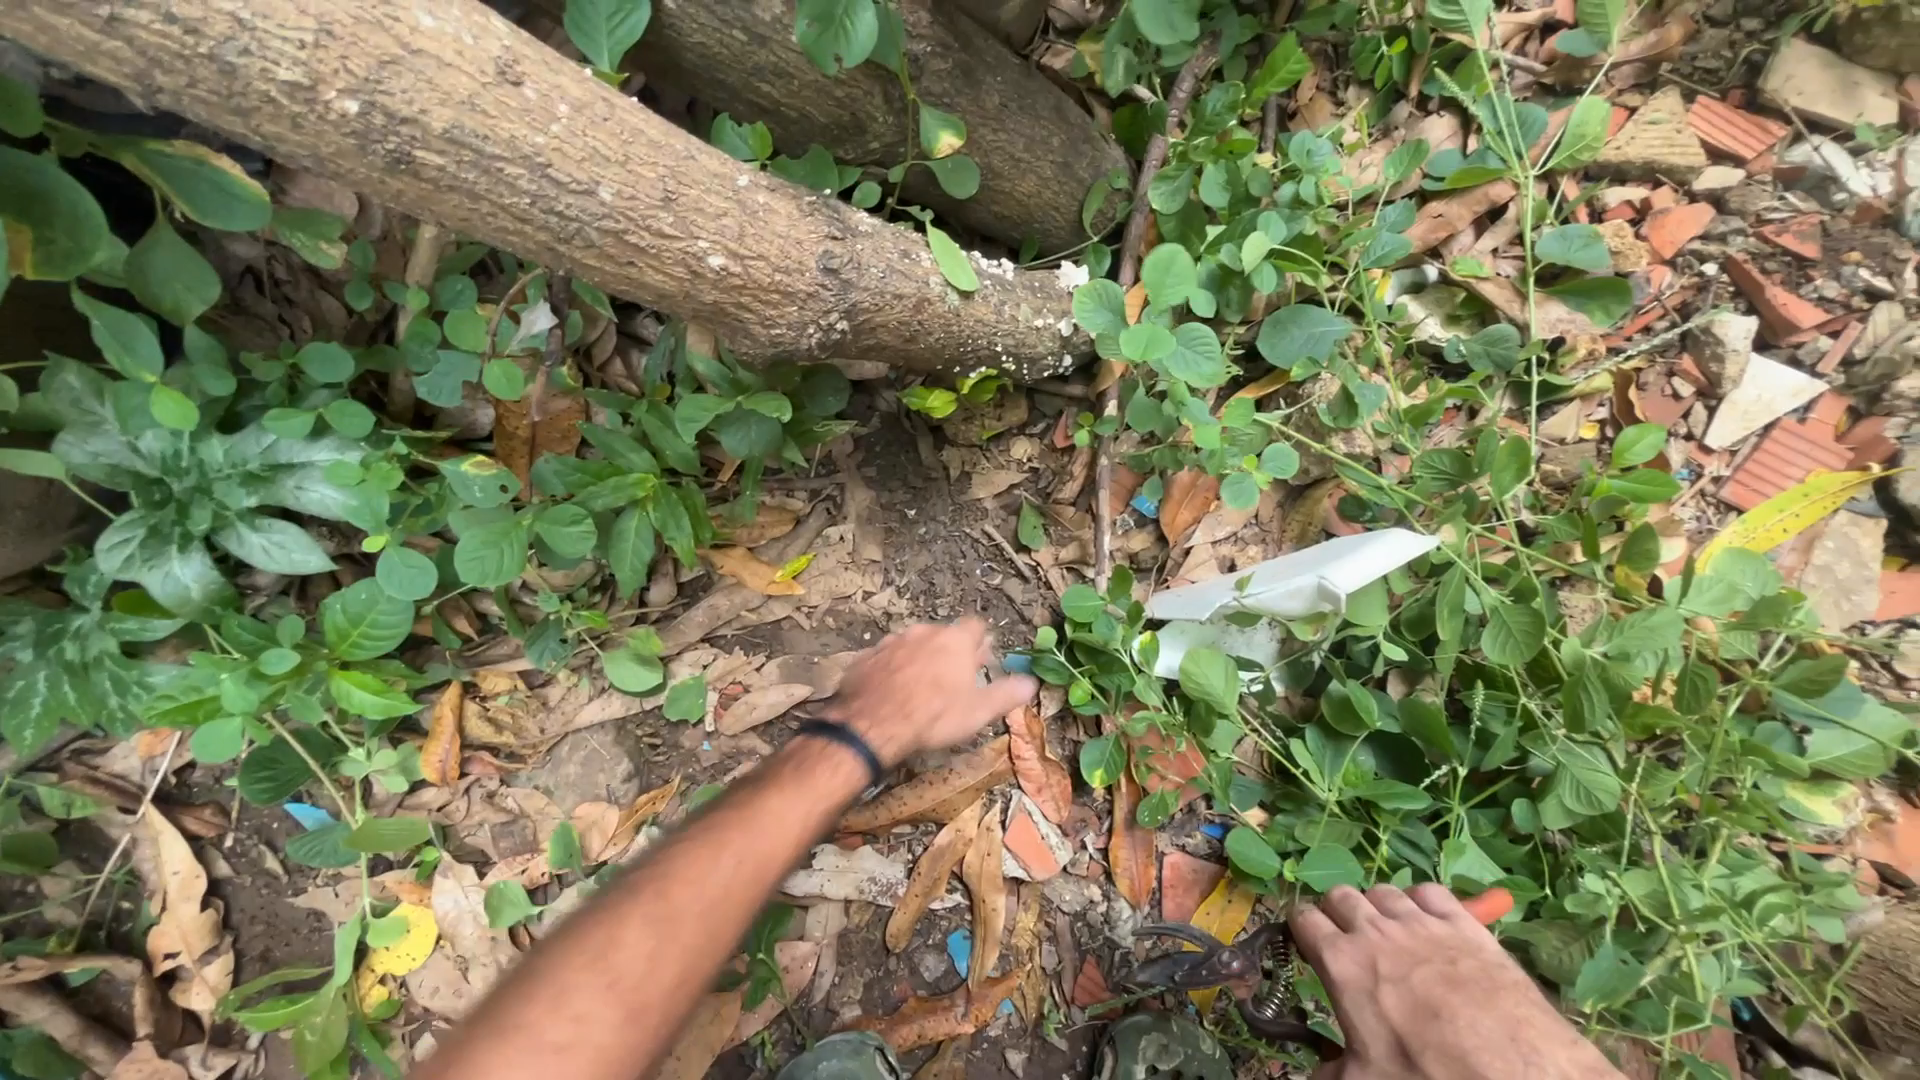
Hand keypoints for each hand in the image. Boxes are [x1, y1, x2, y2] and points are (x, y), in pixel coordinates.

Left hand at [825, 618, 1037, 766]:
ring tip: (922, 686)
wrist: (873, 724)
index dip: (981, 641)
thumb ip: (1007, 693)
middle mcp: (923, 632)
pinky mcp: (866, 657)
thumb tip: (1032, 682)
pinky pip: (886, 658)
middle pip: (944, 634)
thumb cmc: (934, 716)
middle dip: (951, 650)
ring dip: (920, 658)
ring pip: (913, 644)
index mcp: (955, 640)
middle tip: (955, 676)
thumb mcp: (979, 710)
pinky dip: (892, 669)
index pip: (976, 626)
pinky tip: (892, 690)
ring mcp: (891, 642)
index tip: (982, 658)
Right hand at [1289, 884, 1622, 1079]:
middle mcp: (1374, 930)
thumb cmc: (1431, 1075)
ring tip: (1389, 934)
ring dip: (1377, 907)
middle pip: (1339, 895)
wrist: (1519, 1075)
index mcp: (1342, 962)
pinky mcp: (1463, 923)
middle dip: (1336, 913)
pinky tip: (1429, 924)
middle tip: (1348, 942)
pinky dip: (1422, 902)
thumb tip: (1317, 1078)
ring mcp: (1420, 922)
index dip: (1301, 929)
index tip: (1309, 945)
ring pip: (1381, 890)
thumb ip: (1331, 1073)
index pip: (1302, 918)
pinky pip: (1429, 891)